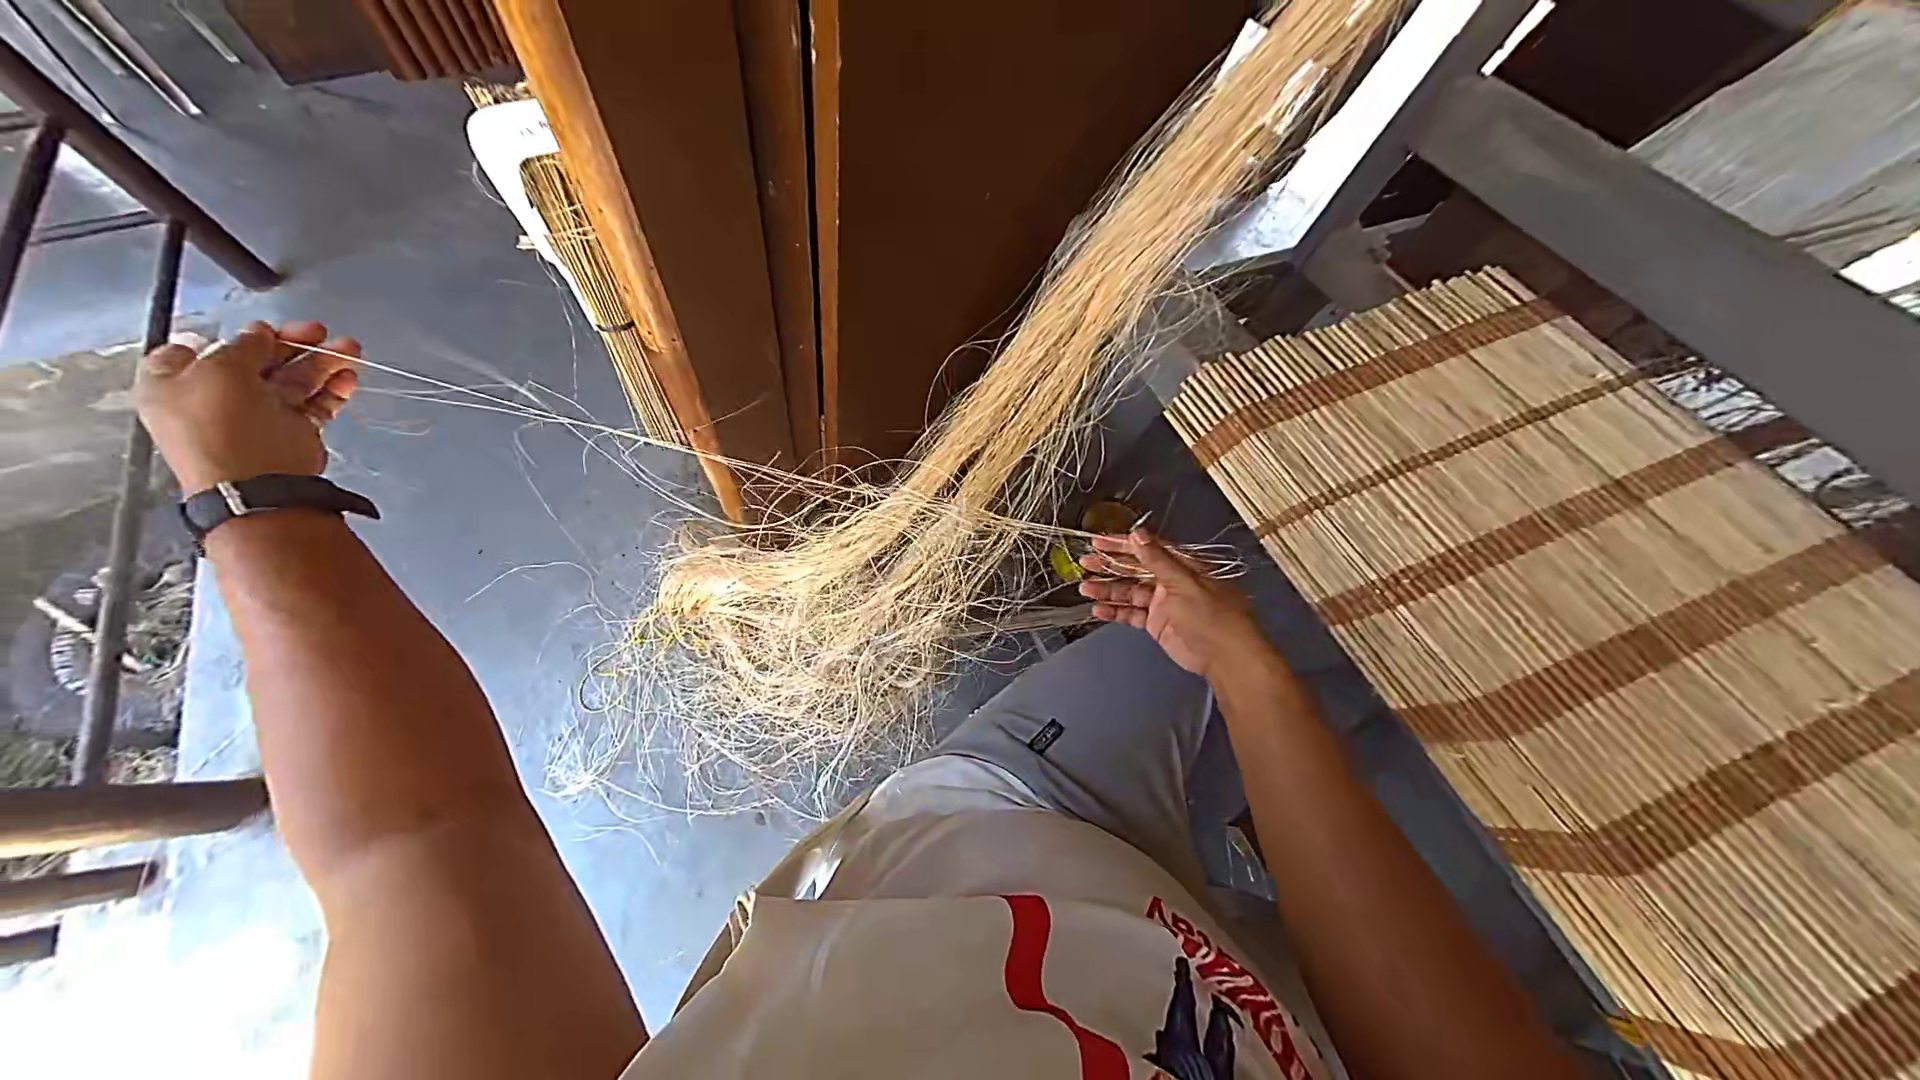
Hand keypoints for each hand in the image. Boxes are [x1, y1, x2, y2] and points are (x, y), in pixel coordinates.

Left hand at [135, 320, 360, 492]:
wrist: (257, 483)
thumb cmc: (223, 426)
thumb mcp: (218, 372)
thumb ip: (241, 347)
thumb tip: (258, 333)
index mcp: (179, 382)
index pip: (203, 348)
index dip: (236, 337)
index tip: (266, 329)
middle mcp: (219, 396)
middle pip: (259, 362)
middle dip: (293, 345)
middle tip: (320, 332)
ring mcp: (260, 414)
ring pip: (295, 381)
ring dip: (323, 364)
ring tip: (351, 350)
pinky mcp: (295, 430)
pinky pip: (315, 404)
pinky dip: (333, 391)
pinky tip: (349, 378)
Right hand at [1078, 529, 1271, 678]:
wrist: (1226, 657)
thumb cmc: (1213, 616)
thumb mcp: (1184, 583)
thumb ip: (1158, 560)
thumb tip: (1138, 535)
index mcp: (1181, 566)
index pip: (1147, 549)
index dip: (1122, 545)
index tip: (1099, 542)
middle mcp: (1170, 581)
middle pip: (1134, 570)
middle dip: (1109, 566)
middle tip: (1085, 563)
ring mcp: (1162, 603)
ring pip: (1129, 593)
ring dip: (1107, 590)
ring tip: (1085, 589)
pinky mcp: (1156, 624)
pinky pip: (1131, 614)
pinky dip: (1115, 611)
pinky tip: (1099, 610)